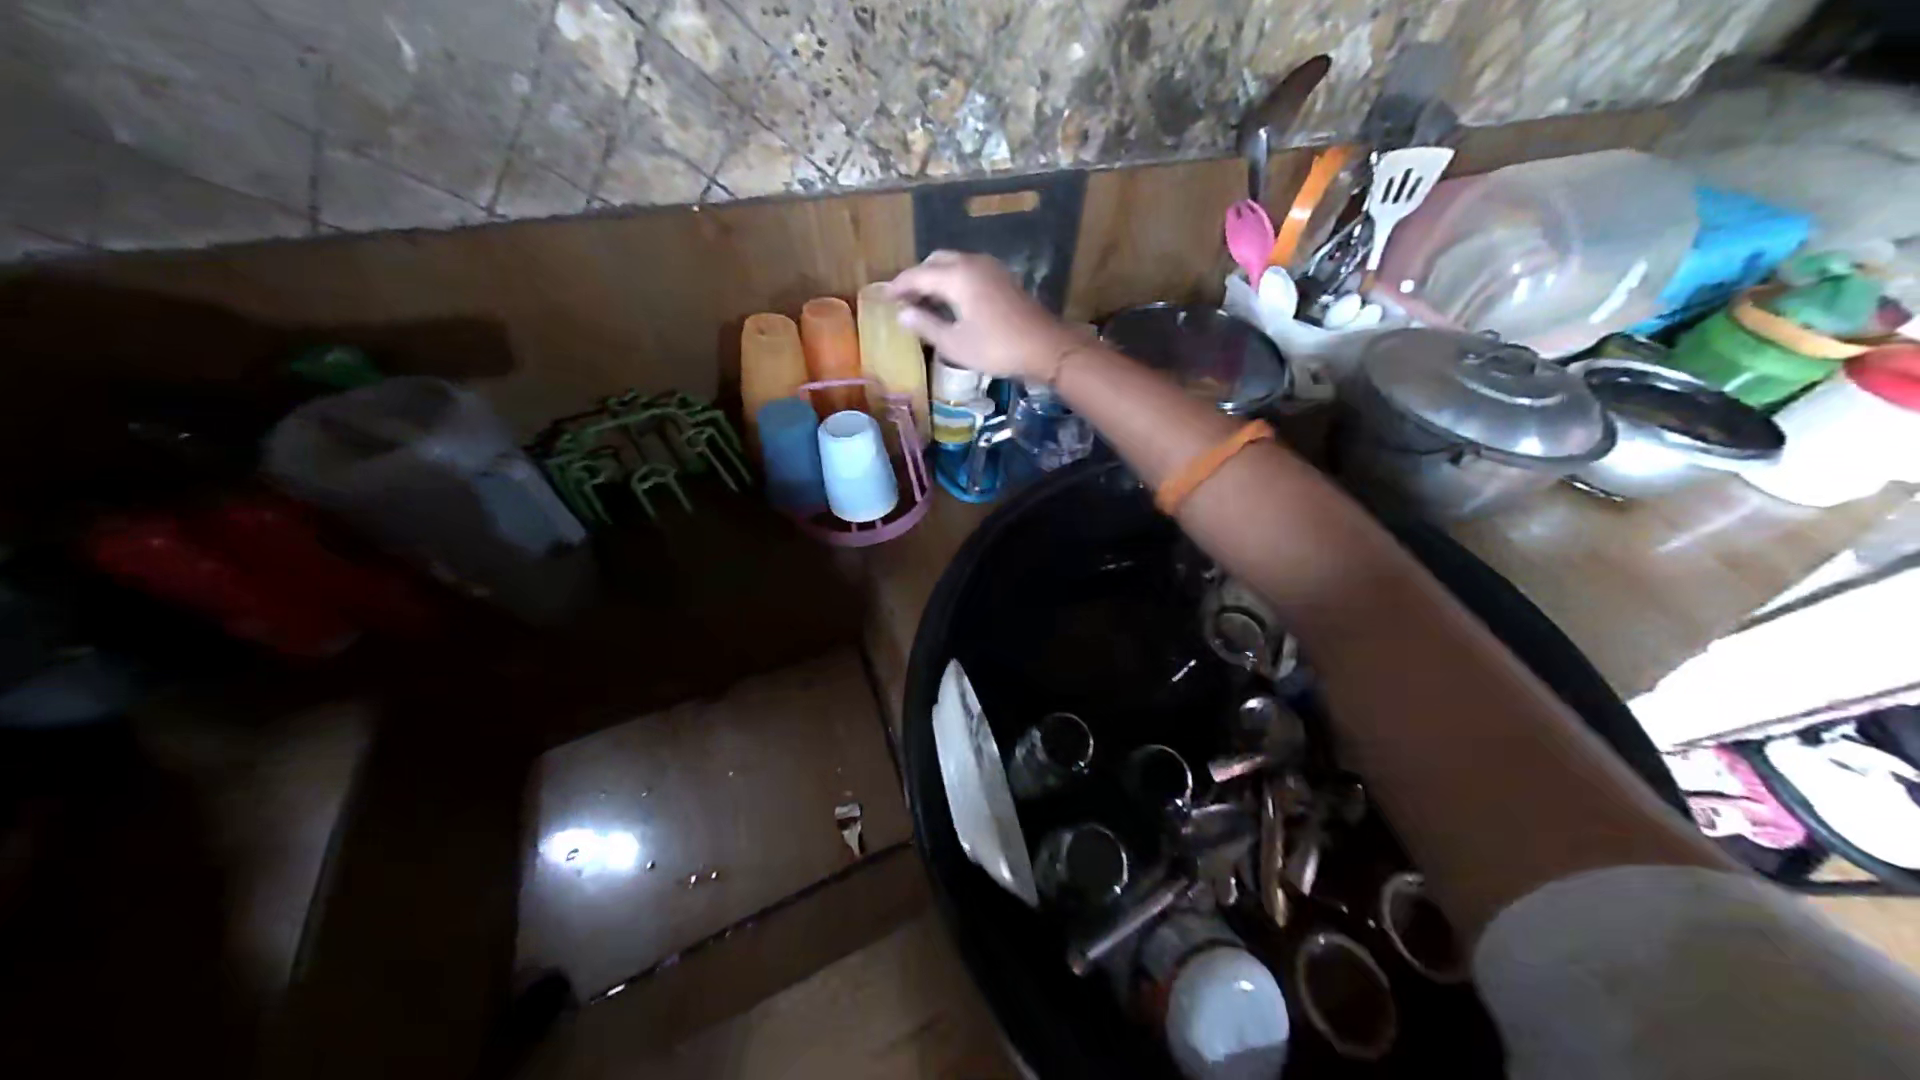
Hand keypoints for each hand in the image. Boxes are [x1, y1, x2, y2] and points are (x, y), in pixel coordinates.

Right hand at [884, 252, 1082, 380]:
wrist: (1045, 347)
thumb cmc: (997, 348)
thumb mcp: (955, 343)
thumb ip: (925, 325)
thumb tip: (902, 314)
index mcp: (956, 276)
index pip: (917, 275)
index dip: (897, 287)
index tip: (882, 298)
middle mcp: (971, 263)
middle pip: (935, 262)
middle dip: (917, 278)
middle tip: (903, 300)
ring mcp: (989, 268)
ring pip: (952, 264)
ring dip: (935, 278)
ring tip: (923, 303)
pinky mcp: (1001, 278)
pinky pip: (968, 271)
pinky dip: (952, 281)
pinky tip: (949, 303)